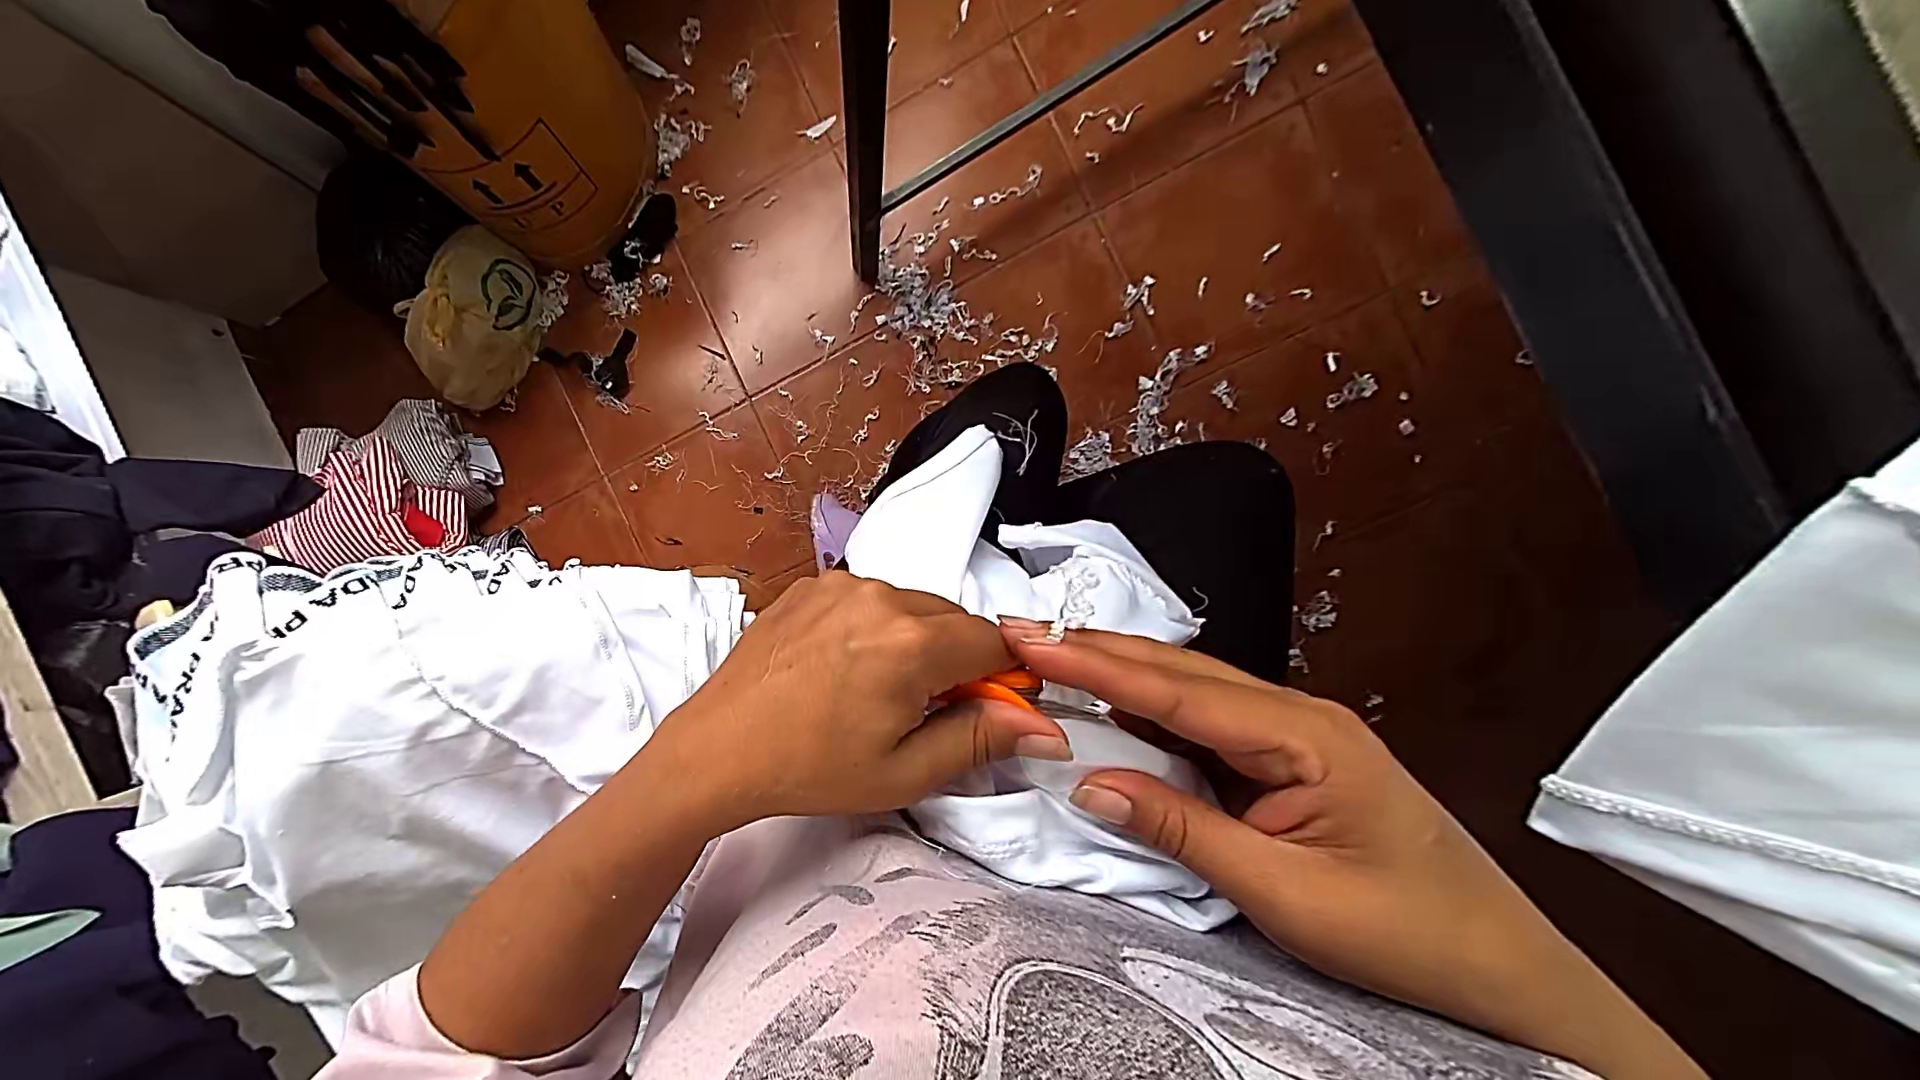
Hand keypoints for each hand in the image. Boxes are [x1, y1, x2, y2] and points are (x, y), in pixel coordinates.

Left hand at [655, 573, 1068, 831]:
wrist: (717, 750)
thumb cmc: (806, 768)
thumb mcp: (906, 771)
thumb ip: (982, 739)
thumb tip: (1043, 728)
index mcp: (911, 644)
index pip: (995, 641)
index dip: (998, 676)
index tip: (984, 702)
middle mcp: (881, 598)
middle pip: (956, 619)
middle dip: (955, 659)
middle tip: (921, 705)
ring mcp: (843, 584)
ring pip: (916, 606)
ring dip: (916, 640)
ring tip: (876, 686)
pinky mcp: (816, 584)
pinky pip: (873, 597)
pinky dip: (877, 625)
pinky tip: (847, 663)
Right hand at [1000, 621, 1704, 1079]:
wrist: (1501, 969)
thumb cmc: (1409, 934)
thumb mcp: (1284, 893)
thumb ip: (1182, 827)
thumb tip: (1092, 785)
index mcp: (1304, 734)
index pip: (1175, 690)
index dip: (1095, 665)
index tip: (1033, 642)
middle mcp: (1294, 713)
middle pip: (1177, 670)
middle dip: (1096, 651)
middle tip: (1026, 635)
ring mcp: (1289, 729)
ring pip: (1185, 687)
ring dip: (1116, 673)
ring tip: (1051, 657)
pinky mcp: (1281, 752)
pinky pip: (1200, 720)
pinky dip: (1146, 709)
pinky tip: (1109, 703)